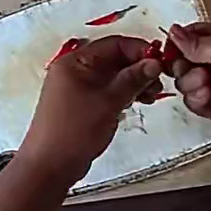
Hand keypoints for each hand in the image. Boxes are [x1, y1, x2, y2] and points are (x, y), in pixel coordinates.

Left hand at [16, 36, 162, 185]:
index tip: (160, 62)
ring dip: (133, 82)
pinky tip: (137, 102)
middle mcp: (75, 71)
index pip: (113, 45)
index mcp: (75, 62)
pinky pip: (107, 91)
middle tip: (157, 83)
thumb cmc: (74, 131)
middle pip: (113, 59)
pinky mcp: (82, 104)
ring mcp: (77, 88)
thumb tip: (154, 63)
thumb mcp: (108, 102)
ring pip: (112, 76)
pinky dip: (123, 94)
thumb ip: (132, 79)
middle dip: (138, 68)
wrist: (50, 166)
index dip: (139, 50)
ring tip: (151, 96)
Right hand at [166, 22, 210, 134]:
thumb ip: (199, 43)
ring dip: (189, 81)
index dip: (180, 40)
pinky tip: (206, 95)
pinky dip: (196, 98)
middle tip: (186, 67)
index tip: (168, 47)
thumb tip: (173, 31)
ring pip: (186, 81)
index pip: (195, 35)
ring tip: (204, 82)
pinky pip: (193, 101)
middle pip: (185, 59)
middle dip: (182, 63)